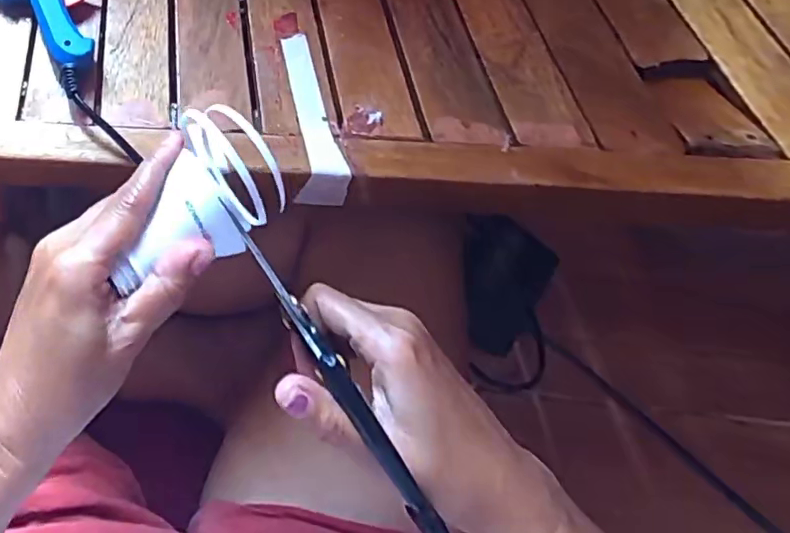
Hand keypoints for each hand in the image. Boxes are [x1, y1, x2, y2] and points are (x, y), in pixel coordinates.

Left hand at [0, 132, 214, 472]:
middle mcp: (58, 243)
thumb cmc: (74, 383)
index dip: (155, 171)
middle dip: (154, 190)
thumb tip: (200, 245)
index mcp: (77, 260)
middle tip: (192, 177)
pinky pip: (90, 235)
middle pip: (114, 207)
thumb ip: (163, 288)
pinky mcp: (47, 261)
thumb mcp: (127, 340)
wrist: (19, 405)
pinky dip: (119, 233)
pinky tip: (142, 243)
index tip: (177, 141)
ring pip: (102, 219)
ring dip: (138, 213)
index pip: (126, 205)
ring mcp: (48, 250)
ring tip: (178, 209)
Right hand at [274, 285, 597, 532]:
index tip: (307, 366)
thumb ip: (326, 415)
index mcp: (392, 343)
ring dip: (331, 344)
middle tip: (323, 384)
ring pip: (344, 314)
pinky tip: (362, 385)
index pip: (320, 299)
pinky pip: (362, 325)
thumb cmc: (450, 472)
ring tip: (343, 389)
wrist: (506, 489)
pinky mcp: (415, 340)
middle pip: (329, 305)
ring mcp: (412, 330)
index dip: (301, 328)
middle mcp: (402, 325)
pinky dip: (349, 347)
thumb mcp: (379, 448)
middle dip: (314, 339)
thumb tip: (284, 389)